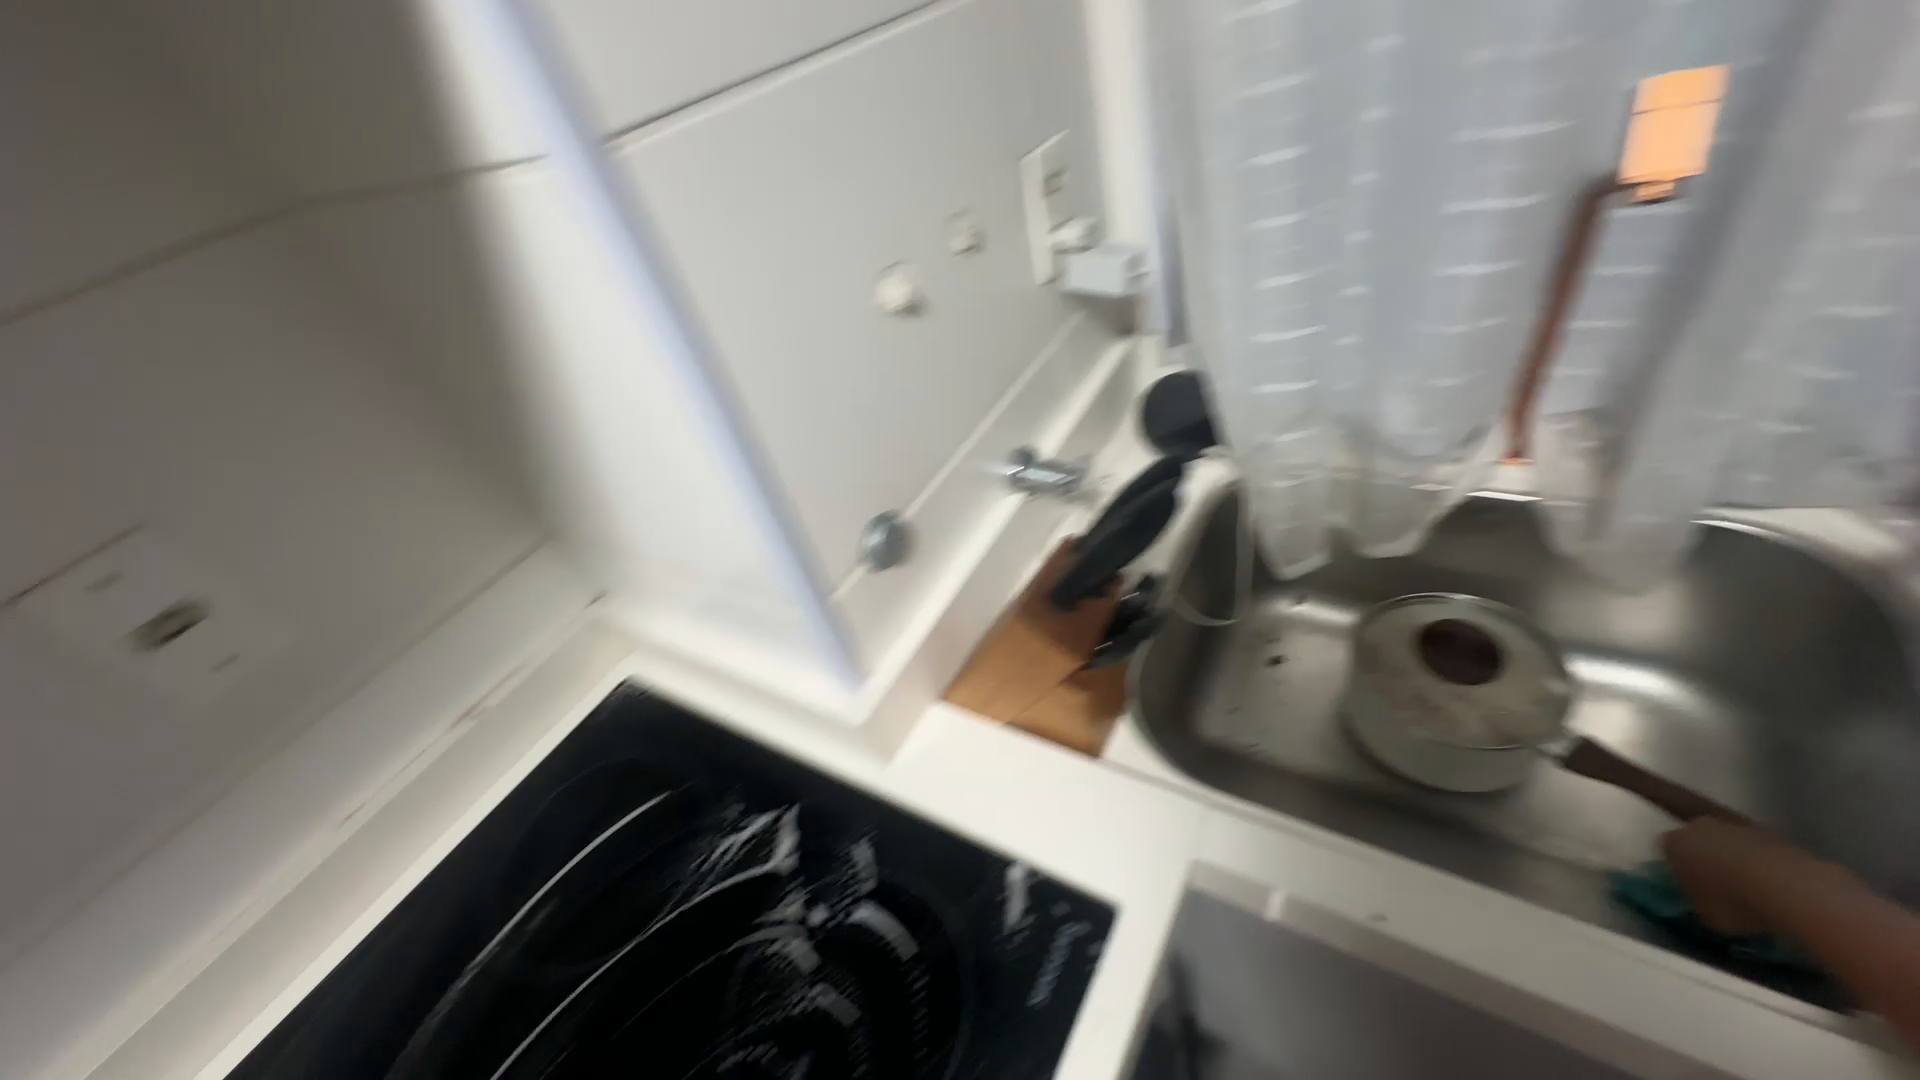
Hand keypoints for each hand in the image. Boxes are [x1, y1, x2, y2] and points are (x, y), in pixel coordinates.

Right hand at [1659, 816, 1791, 936]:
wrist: (1789, 887)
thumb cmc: (1733, 902)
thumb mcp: (1705, 915)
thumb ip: (1696, 904)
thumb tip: (1701, 903)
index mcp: (1673, 843)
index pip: (1666, 852)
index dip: (1677, 869)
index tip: (1690, 887)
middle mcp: (1698, 827)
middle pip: (1697, 840)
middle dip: (1705, 858)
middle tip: (1718, 885)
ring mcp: (1736, 827)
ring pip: (1729, 843)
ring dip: (1736, 860)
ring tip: (1752, 889)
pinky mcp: (1772, 834)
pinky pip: (1759, 850)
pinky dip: (1763, 865)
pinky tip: (1775, 887)